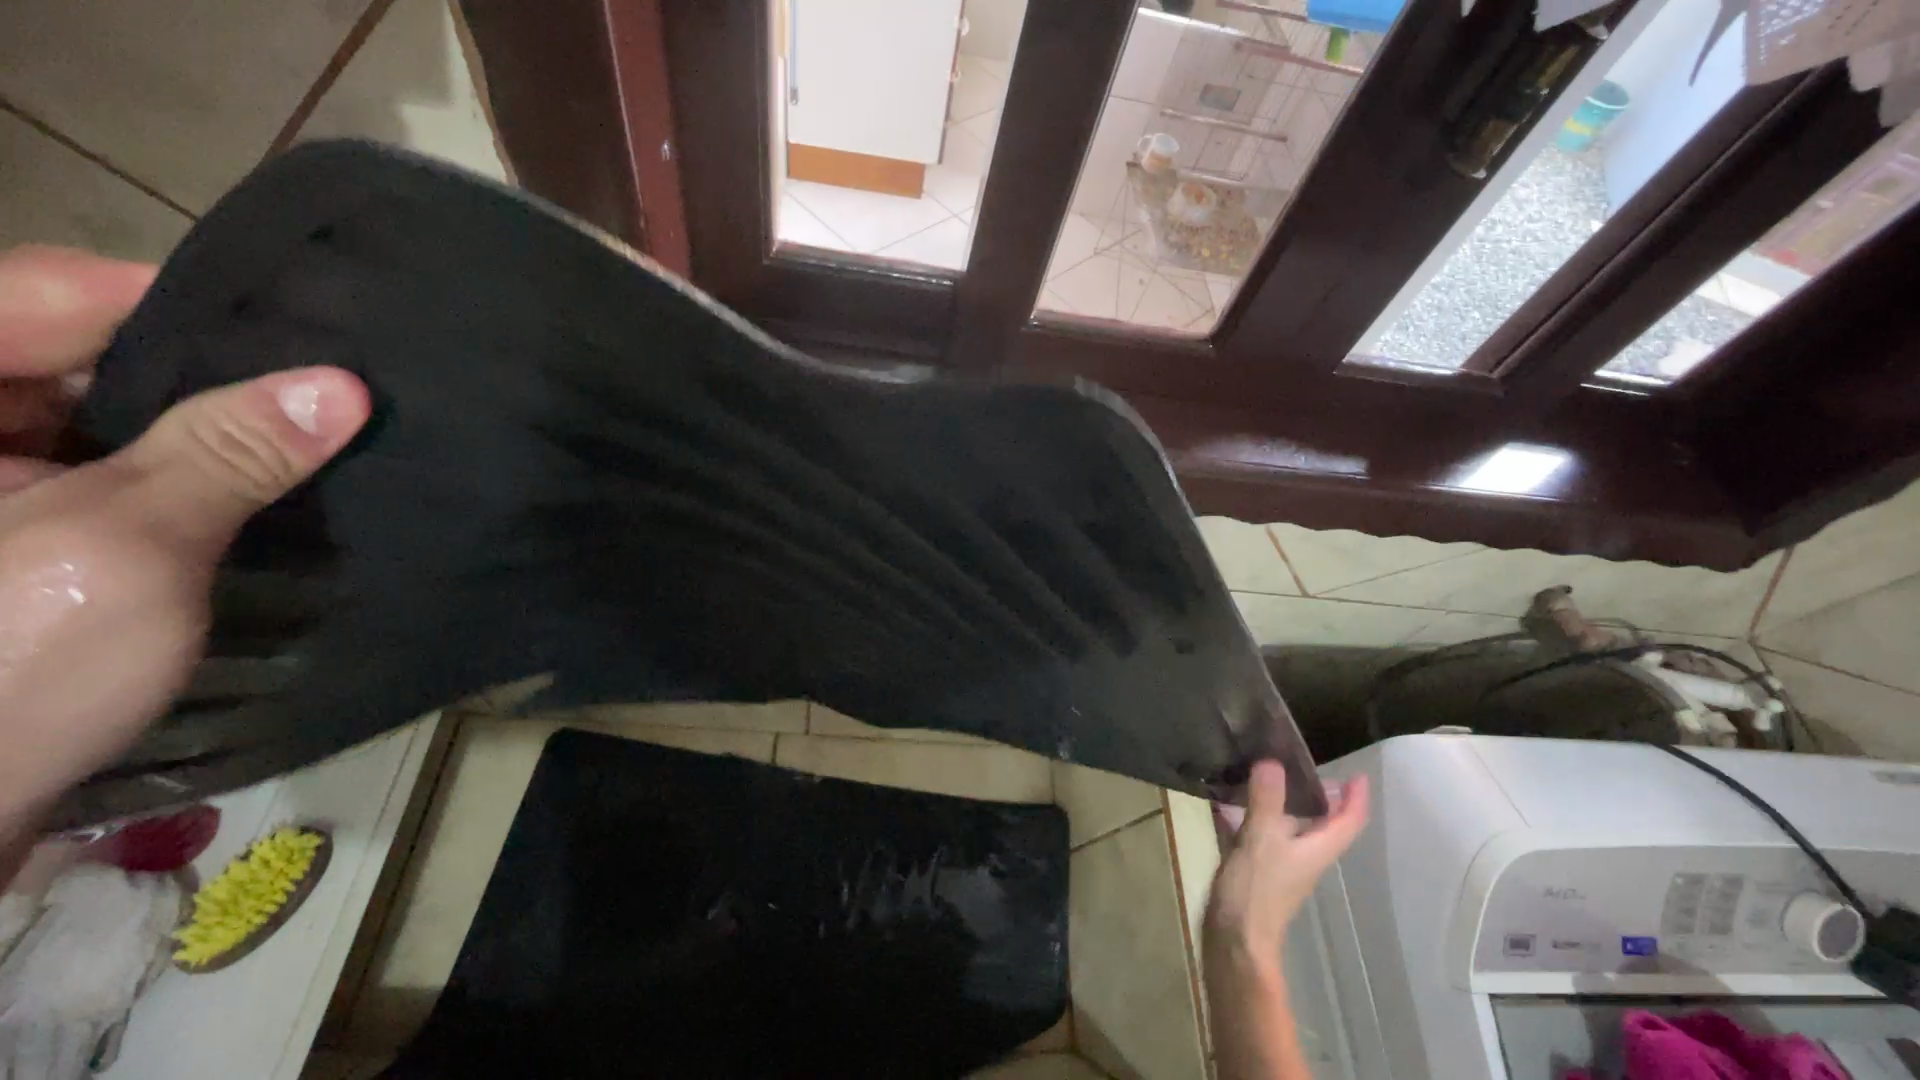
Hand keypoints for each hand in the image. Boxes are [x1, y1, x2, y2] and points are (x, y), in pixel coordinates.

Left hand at [0, 245, 370, 831]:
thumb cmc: (1, 676)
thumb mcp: (129, 548)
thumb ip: (229, 453)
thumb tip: (342, 387)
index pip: (40, 293)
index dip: (175, 305)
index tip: (299, 332)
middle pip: (63, 357)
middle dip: (195, 375)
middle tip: (317, 389)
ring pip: (82, 420)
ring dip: (188, 433)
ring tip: (301, 437)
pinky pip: (83, 475)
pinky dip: (164, 480)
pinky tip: (243, 495)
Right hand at [1204, 761, 1369, 982]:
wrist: (1235, 941)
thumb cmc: (1256, 891)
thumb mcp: (1261, 839)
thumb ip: (1267, 800)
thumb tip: (1273, 760)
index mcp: (1318, 847)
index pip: (1349, 819)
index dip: (1356, 796)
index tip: (1357, 773)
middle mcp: (1305, 854)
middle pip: (1323, 822)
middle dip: (1320, 794)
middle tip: (1300, 764)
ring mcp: (1281, 864)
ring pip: (1290, 826)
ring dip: (1282, 802)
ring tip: (1260, 774)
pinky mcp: (1258, 869)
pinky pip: (1261, 833)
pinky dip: (1251, 815)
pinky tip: (1226, 803)